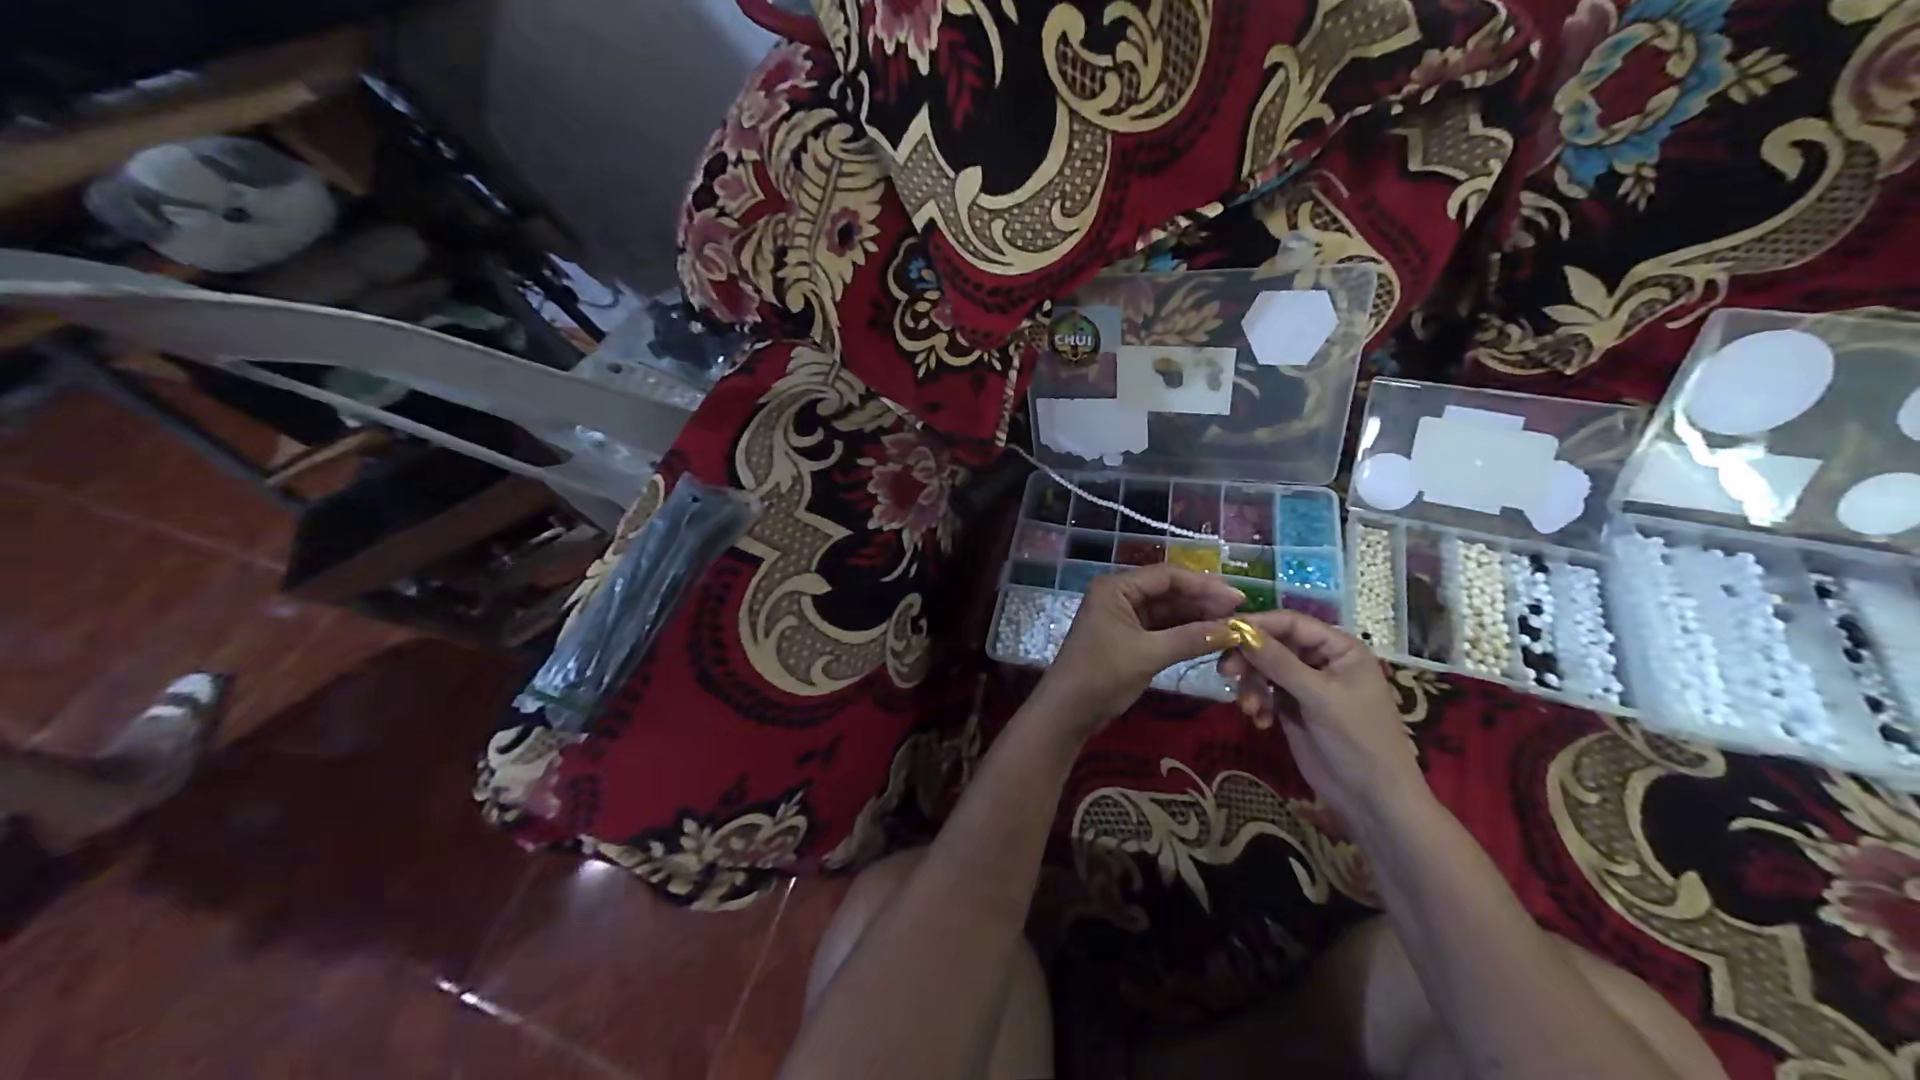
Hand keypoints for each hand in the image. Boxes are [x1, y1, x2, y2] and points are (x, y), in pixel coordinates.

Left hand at [1030, 565, 1243, 740]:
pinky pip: (1162, 629)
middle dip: (1203, 601)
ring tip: (1232, 625)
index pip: (1166, 576)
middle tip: (1240, 613)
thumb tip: (1234, 630)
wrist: (1067, 712)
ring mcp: (1123, 618)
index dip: (1204, 585)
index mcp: (1116, 588)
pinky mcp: (1129, 640)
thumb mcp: (1148, 654)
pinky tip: (1211, 638)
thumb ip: (1190, 639)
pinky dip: (1185, 634)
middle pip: (1168, 592)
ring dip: (1197, 618)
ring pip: (1167, 612)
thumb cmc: (1101, 674)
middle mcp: (1119, 596)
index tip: (1238, 597)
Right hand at [1217, 611, 1426, 824]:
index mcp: (1339, 648)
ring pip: (1264, 668)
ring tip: (1249, 709)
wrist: (1372, 800)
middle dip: (1249, 659)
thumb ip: (1278, 662)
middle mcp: (1321, 660)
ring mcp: (1306, 685)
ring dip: (1251, 686)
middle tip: (1226, 674)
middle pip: (1273, 644)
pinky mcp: (1293, 708)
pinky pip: (1264, 692)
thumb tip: (1240, 630)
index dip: (1257, 625)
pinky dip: (1256, 703)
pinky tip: (1260, 721)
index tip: (1223, 633)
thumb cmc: (1358, 740)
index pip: (1291, 623)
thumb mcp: (1319, 697)